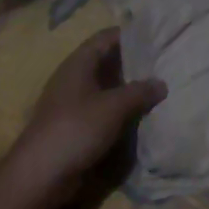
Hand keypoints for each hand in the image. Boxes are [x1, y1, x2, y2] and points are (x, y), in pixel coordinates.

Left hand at [2, 28, 166, 203]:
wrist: (42, 174)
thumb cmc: (76, 129)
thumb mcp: (113, 107)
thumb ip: (140, 92)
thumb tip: (161, 83)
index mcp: (78, 64)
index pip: (105, 38)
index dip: (130, 35)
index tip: (157, 37)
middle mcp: (74, 79)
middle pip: (107, 62)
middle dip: (134, 64)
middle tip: (166, 64)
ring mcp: (74, 103)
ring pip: (107, 88)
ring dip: (130, 89)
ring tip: (161, 88)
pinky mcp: (77, 126)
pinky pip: (104, 111)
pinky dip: (122, 111)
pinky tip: (143, 115)